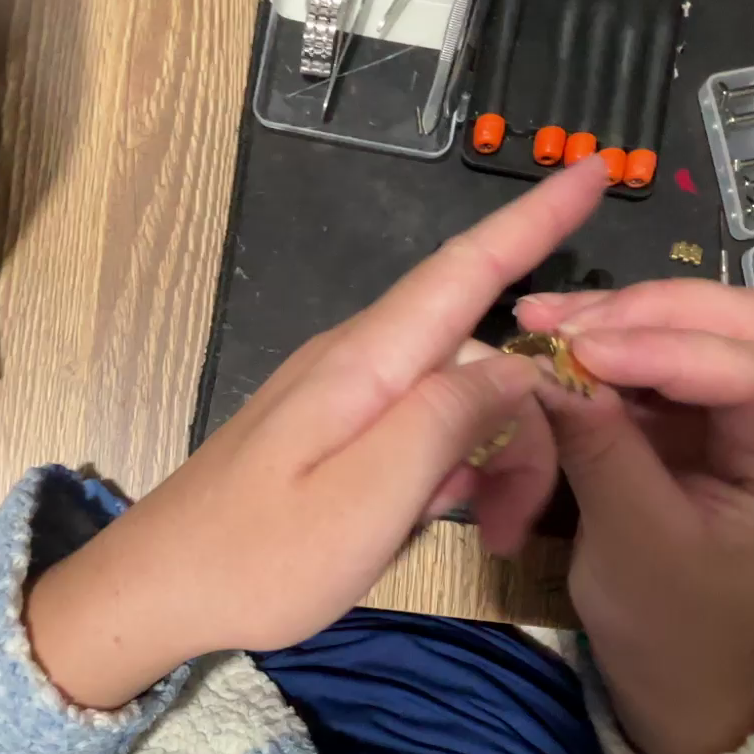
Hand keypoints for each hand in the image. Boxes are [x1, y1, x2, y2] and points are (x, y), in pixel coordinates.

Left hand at [27, 160, 613, 709]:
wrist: (159, 587)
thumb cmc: (257, 556)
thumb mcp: (368, 498)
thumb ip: (444, 422)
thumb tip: (512, 366)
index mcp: (364, 364)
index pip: (463, 271)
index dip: (534, 220)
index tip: (595, 166)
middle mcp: (352, 363)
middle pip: (469, 358)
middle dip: (523, 426)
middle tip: (520, 522)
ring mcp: (335, 398)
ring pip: (445, 399)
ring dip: (484, 458)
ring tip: (485, 532)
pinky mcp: (325, 434)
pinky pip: (411, 430)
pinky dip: (442, 468)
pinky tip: (437, 514)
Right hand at [515, 282, 753, 753]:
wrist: (666, 662)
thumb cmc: (664, 617)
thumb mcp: (630, 538)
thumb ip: (598, 447)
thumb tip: (544, 368)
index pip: (753, 376)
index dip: (665, 352)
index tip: (577, 350)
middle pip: (740, 327)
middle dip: (648, 313)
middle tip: (559, 323)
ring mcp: (737, 415)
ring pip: (697, 328)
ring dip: (620, 317)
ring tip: (540, 320)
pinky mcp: (690, 419)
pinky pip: (654, 359)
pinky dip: (605, 344)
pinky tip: (554, 340)